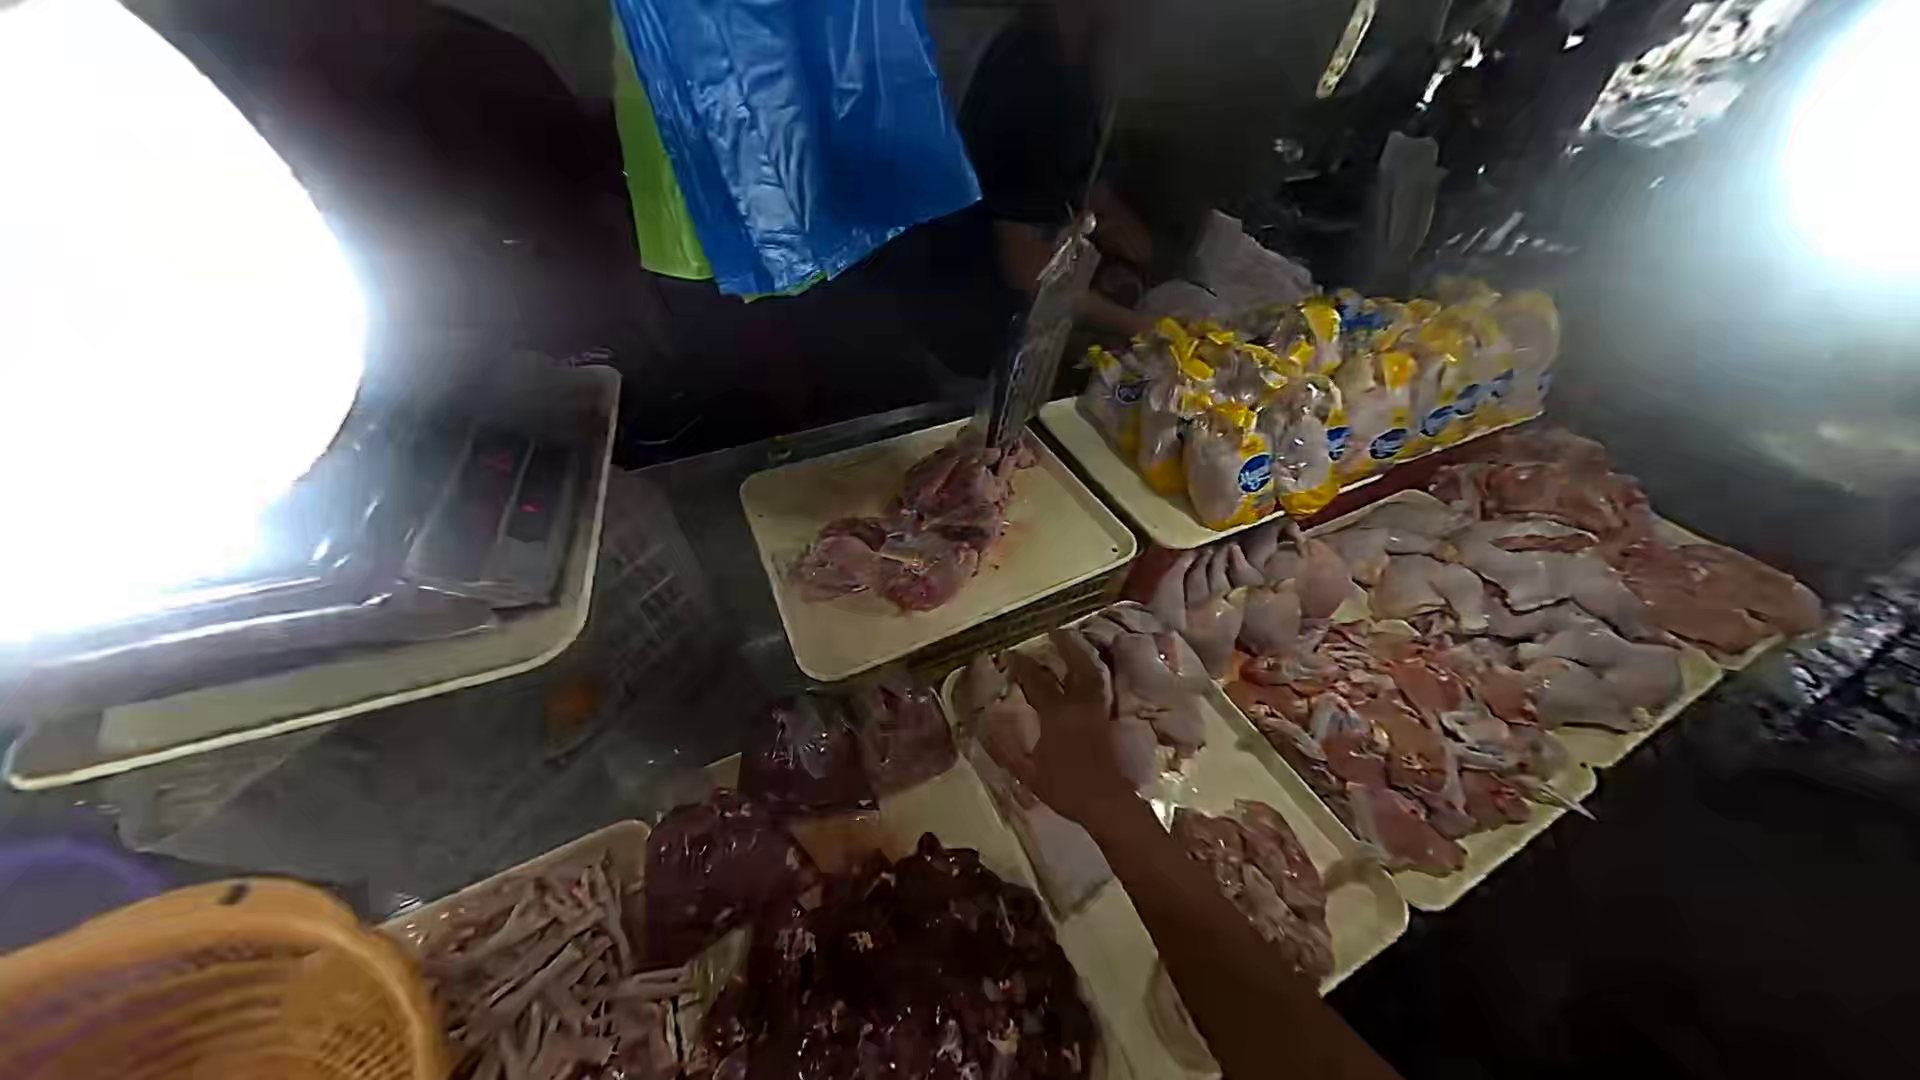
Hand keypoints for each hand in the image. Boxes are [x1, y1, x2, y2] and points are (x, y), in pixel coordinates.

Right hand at [1005, 630, 1137, 825]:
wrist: (1106, 802)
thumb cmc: (1065, 787)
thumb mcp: (1028, 772)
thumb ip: (1005, 749)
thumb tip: (983, 727)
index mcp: (1056, 713)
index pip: (1035, 681)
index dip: (1020, 665)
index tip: (1008, 654)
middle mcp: (1077, 704)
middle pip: (1069, 667)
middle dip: (1059, 646)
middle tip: (1050, 631)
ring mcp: (1095, 710)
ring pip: (1089, 673)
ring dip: (1079, 655)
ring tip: (1071, 643)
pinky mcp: (1105, 719)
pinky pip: (1098, 686)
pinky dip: (1090, 673)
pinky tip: (1084, 672)